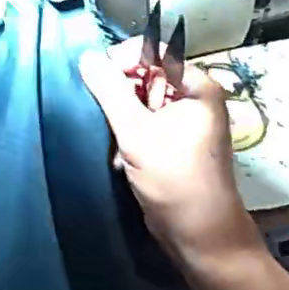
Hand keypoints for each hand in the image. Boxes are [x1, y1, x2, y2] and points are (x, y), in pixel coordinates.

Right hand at [79, 40, 267, 282]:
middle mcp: (193, 97)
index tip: (97, 81)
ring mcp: (184, 120)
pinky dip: (129, 135)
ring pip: (139, 101)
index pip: (151, 51)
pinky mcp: (173, 141)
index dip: (122, 61)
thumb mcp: (136, 132)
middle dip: (120, 96)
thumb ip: (110, 90)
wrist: (201, 238)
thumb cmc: (175, 180)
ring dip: (122, 120)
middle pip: (143, 76)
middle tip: (108, 119)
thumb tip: (87, 56)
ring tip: (118, 143)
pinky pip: (143, 123)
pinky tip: (124, 157)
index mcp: (196, 85)